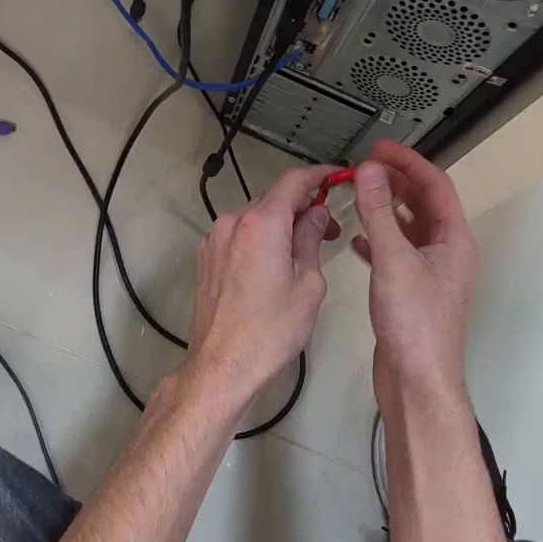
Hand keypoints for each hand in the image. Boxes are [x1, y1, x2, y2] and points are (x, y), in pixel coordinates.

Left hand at [184, 165, 340, 409]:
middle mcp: (232, 224)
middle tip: (328, 228)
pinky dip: (260, 238)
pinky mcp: (206, 258)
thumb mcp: (308, 284)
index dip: (319, 176)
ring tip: (303, 249)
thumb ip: (311, 240)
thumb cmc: (269, 333)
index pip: (294, 181)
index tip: (336, 178)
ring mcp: (215, 241)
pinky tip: (275, 261)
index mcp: (262, 225)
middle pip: (273, 198)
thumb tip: (315, 215)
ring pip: (255, 217)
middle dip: (302, 206)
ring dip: (281, 224)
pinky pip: (239, 235)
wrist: (223, 365)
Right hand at [349, 140, 478, 395]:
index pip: (435, 186)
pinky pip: (397, 254)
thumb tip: (370, 173)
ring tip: (359, 196)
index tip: (380, 148)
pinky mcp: (413, 292)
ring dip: (386, 210)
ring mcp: (431, 274)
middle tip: (366, 168)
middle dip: (396, 183)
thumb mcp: (393, 261)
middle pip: (424, 204)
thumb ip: (378, 214)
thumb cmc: (415, 324)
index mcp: (454, 240)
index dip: (408, 162)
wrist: (417, 379)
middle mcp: (448, 253)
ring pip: (409, 229)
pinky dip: (379, 241)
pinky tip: (357, 240)